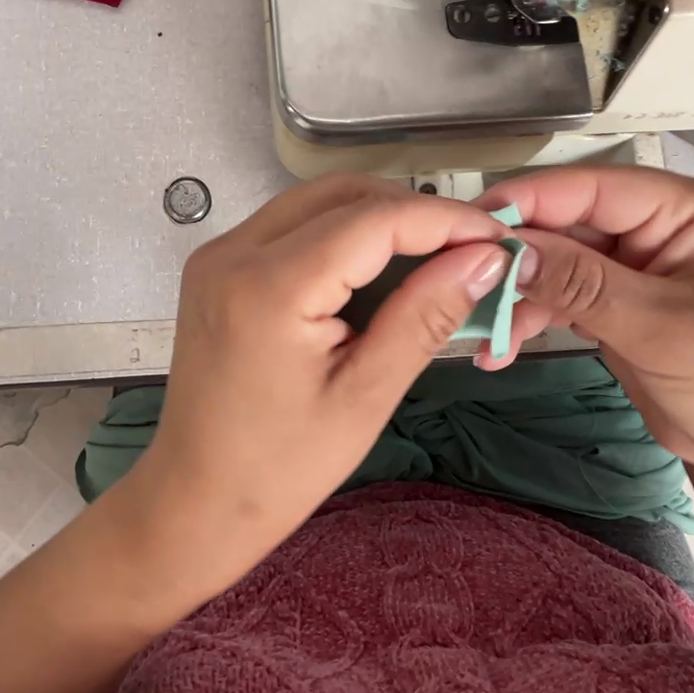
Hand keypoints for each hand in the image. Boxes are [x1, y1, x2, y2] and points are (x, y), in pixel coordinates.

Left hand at [136, 174, 512, 571]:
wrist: (196, 498)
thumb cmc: (281, 467)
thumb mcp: (366, 395)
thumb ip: (425, 316)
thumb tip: (486, 259)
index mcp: (269, 287)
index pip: (372, 220)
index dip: (444, 220)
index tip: (497, 238)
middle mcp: (234, 252)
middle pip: (342, 194)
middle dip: (413, 210)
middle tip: (469, 248)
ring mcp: (218, 255)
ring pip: (316, 201)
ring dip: (379, 216)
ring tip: (434, 254)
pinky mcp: (217, 267)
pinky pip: (292, 224)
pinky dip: (343, 232)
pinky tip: (378, 265)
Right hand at [477, 166, 693, 470]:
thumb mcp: (663, 328)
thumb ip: (583, 285)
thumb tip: (508, 252)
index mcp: (684, 209)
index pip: (593, 187)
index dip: (529, 200)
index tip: (469, 223)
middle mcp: (653, 228)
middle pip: (566, 224)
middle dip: (517, 257)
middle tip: (462, 284)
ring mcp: (631, 270)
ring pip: (555, 264)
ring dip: (517, 297)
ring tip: (482, 334)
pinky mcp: (614, 307)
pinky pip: (559, 299)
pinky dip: (530, 320)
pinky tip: (500, 350)